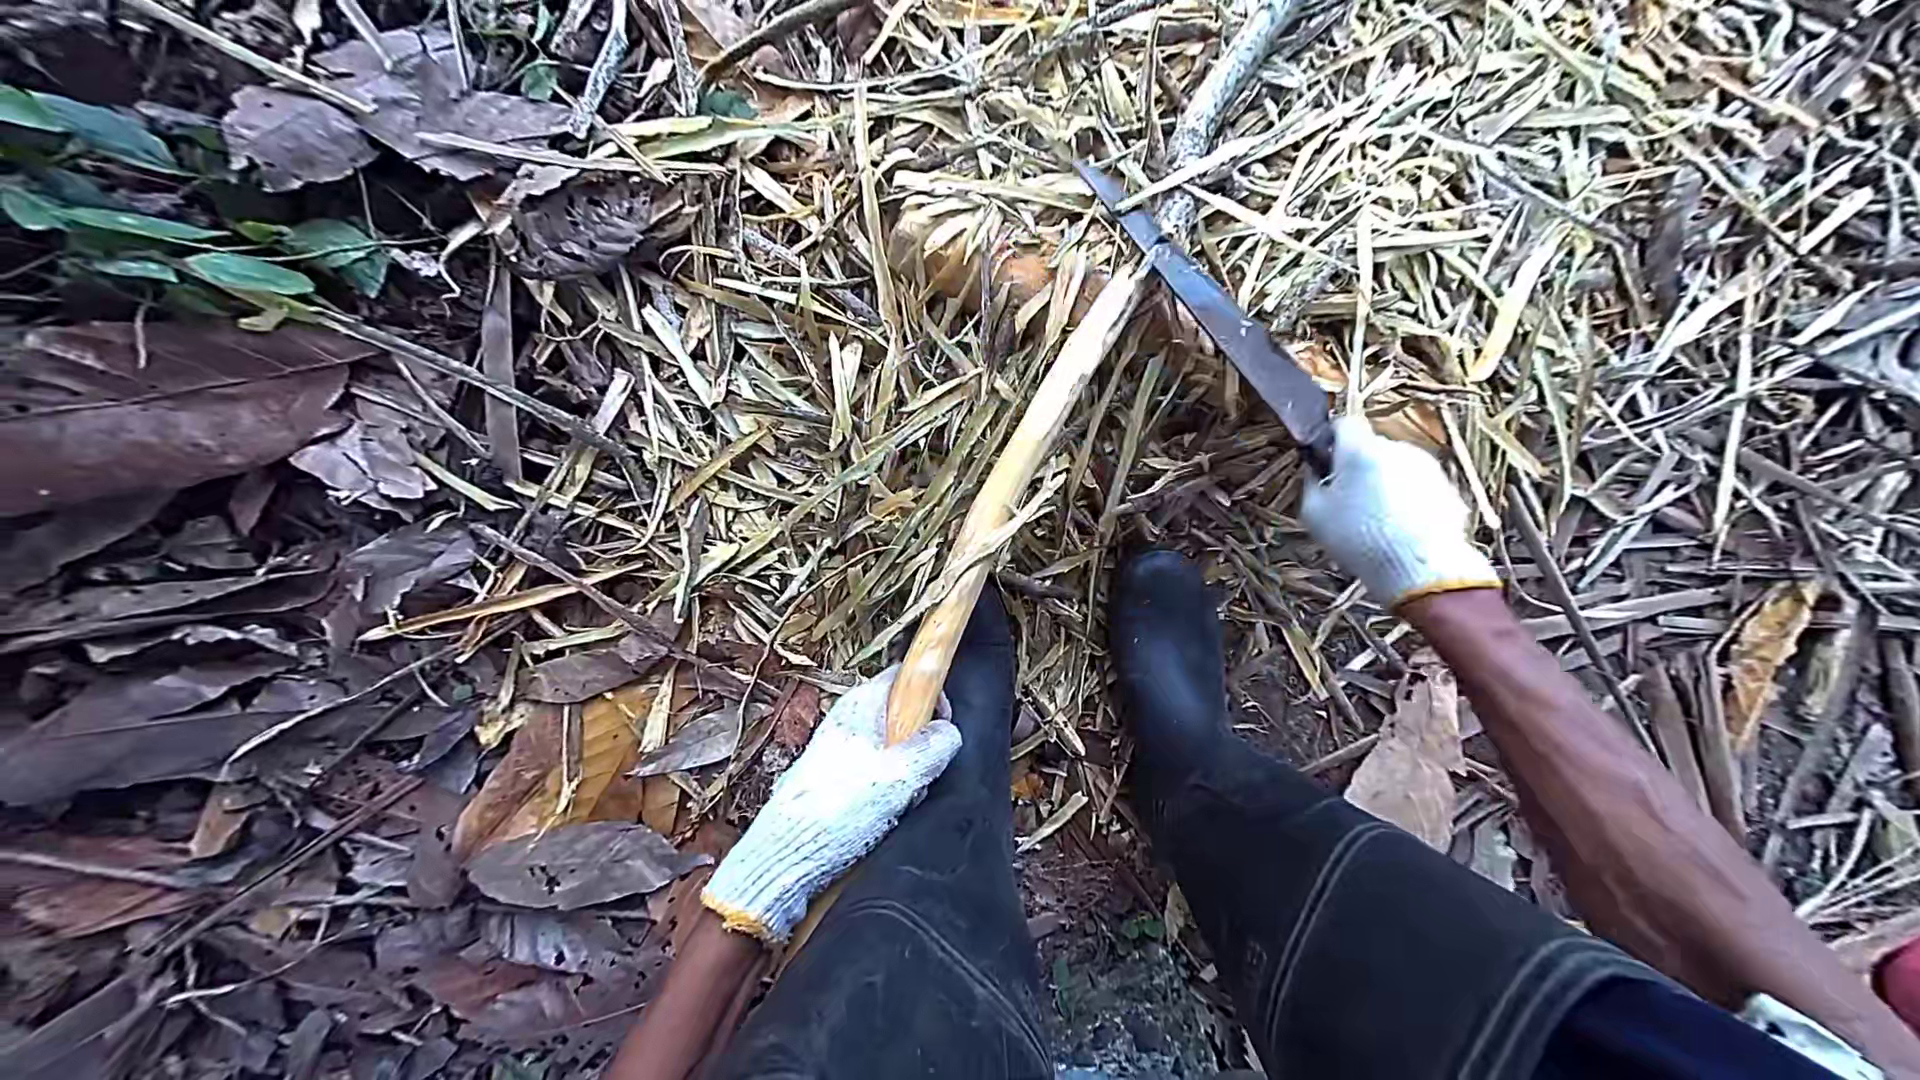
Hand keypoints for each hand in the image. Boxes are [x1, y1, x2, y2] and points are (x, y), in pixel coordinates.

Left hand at [701, 665, 960, 942]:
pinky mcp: (832, 775)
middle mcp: (847, 717)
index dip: (932, 695)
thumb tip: (950, 733)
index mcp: (862, 702)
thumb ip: (933, 747)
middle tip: (919, 773)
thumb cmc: (836, 808)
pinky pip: (873, 771)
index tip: (941, 725)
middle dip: (919, 744)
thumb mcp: (902, 774)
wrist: (785, 855)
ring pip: (890, 747)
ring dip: (903, 772)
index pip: (906, 675)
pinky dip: (884, 789)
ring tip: (897, 801)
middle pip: (902, 714)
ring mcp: (838, 746)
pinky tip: (880, 815)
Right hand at [1299, 416, 1499, 607]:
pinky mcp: (1448, 487)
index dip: (1331, 438)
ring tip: (1374, 517)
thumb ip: (1312, 481)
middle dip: (1357, 465)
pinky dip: (1406, 498)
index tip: (1324, 458)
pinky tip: (1398, 526)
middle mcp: (1398, 449)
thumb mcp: (1314, 512)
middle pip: (1371, 447)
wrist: (1418, 567)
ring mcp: (1427, 467)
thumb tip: (1316, 468)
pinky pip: (1417, 485)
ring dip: (1383, 481)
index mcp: (1361, 450)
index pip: (1344, 423)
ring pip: (1395, 465)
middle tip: (1346, 498)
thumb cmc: (1357, 539)